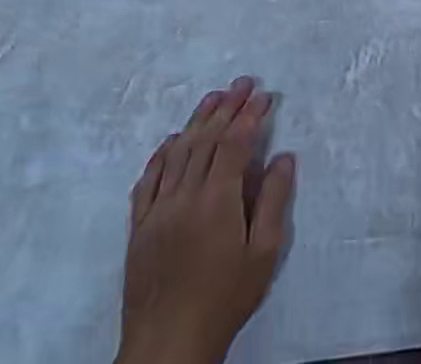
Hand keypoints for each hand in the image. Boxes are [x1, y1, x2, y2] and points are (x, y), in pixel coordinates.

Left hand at [116, 76, 296, 363]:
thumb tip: (281, 157)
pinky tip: (170, 141)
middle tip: (243, 83)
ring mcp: (155, 213)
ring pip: (175, 156)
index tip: (265, 94)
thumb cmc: (227, 295)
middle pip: (204, 142)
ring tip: (213, 98)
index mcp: (215, 202)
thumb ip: (274, 200)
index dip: (250, 116)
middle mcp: (181, 199)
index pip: (233, 145)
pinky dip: (161, 156)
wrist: (167, 344)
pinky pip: (147, 182)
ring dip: (196, 123)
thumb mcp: (265, 250)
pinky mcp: (139, 229)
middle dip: (226, 109)